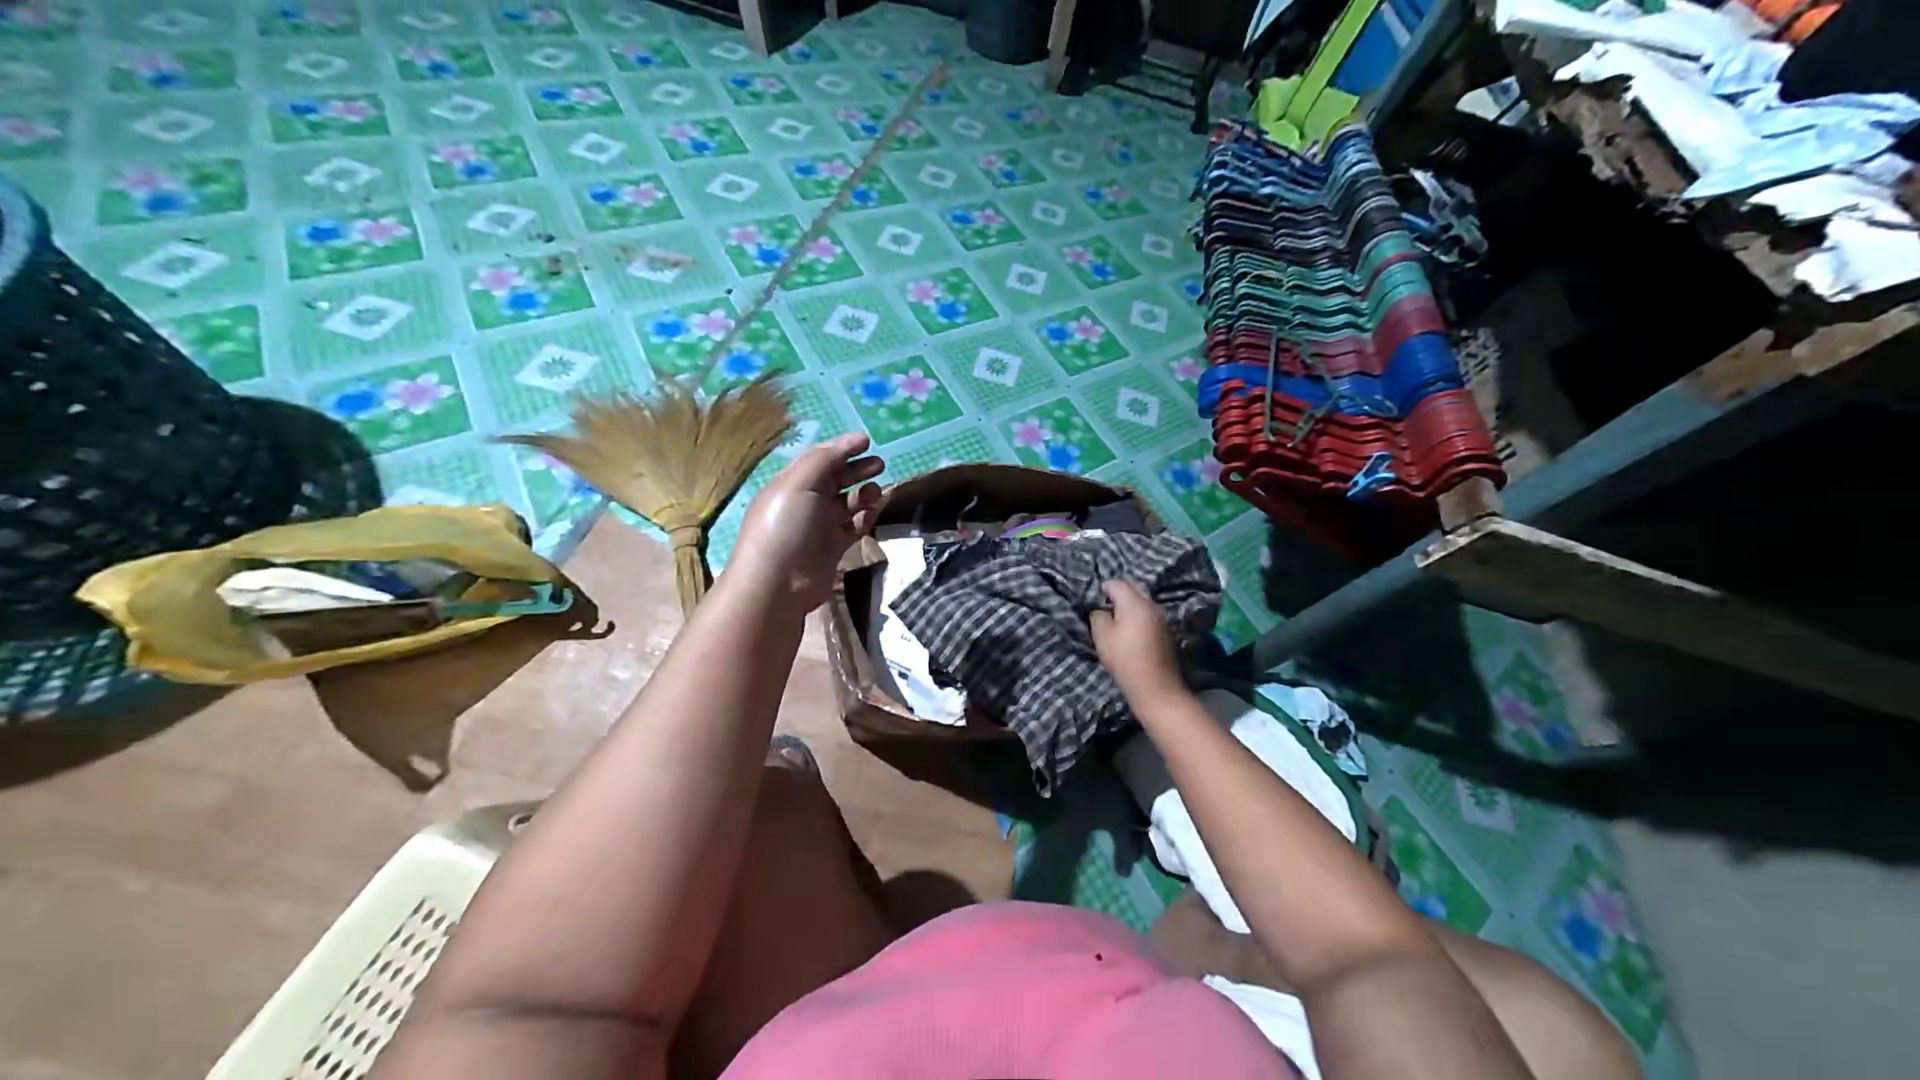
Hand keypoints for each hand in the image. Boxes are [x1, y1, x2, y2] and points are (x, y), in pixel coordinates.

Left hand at [728, 433, 884, 611]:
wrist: (779, 585)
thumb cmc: (786, 527)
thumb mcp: (799, 484)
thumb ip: (824, 460)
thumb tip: (850, 441)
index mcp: (793, 483)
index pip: (820, 458)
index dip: (843, 447)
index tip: (867, 440)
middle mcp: (806, 502)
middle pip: (836, 478)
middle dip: (857, 468)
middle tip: (879, 464)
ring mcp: (820, 526)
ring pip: (848, 503)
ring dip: (864, 494)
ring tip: (876, 493)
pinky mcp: (833, 548)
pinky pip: (854, 527)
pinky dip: (865, 518)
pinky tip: (873, 513)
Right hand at [1089, 581, 1187, 708]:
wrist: (1156, 687)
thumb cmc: (1125, 659)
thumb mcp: (1102, 637)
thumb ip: (1098, 617)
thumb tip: (1101, 610)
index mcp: (1134, 602)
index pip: (1117, 584)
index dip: (1104, 587)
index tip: (1096, 596)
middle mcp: (1151, 604)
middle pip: (1135, 587)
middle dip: (1120, 591)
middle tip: (1107, 602)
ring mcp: (1162, 617)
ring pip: (1144, 600)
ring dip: (1132, 602)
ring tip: (1118, 615)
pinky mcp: (1167, 630)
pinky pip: (1150, 613)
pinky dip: (1140, 614)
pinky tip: (1132, 627)